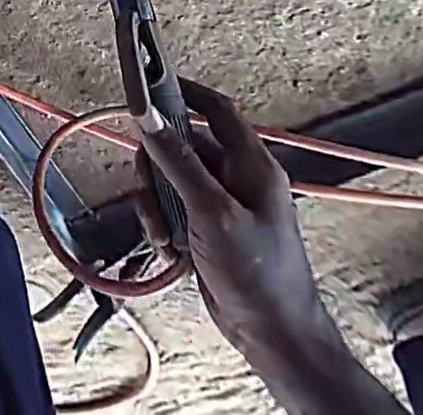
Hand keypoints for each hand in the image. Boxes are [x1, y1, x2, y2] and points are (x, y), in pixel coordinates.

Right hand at [141, 81, 403, 414]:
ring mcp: (218, 201)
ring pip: (169, 177)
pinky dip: (161, 221)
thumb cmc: (259, 274)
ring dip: (156, 202)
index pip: (217, 109)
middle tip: (151, 189)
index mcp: (250, 163)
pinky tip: (168, 246)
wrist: (273, 337)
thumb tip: (149, 116)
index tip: (151, 84)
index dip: (187, 92)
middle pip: (181, 145)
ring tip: (163, 232)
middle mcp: (234, 176)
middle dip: (158, 167)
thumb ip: (178, 162)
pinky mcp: (204, 225)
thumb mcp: (212, 211)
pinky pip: (170, 205)